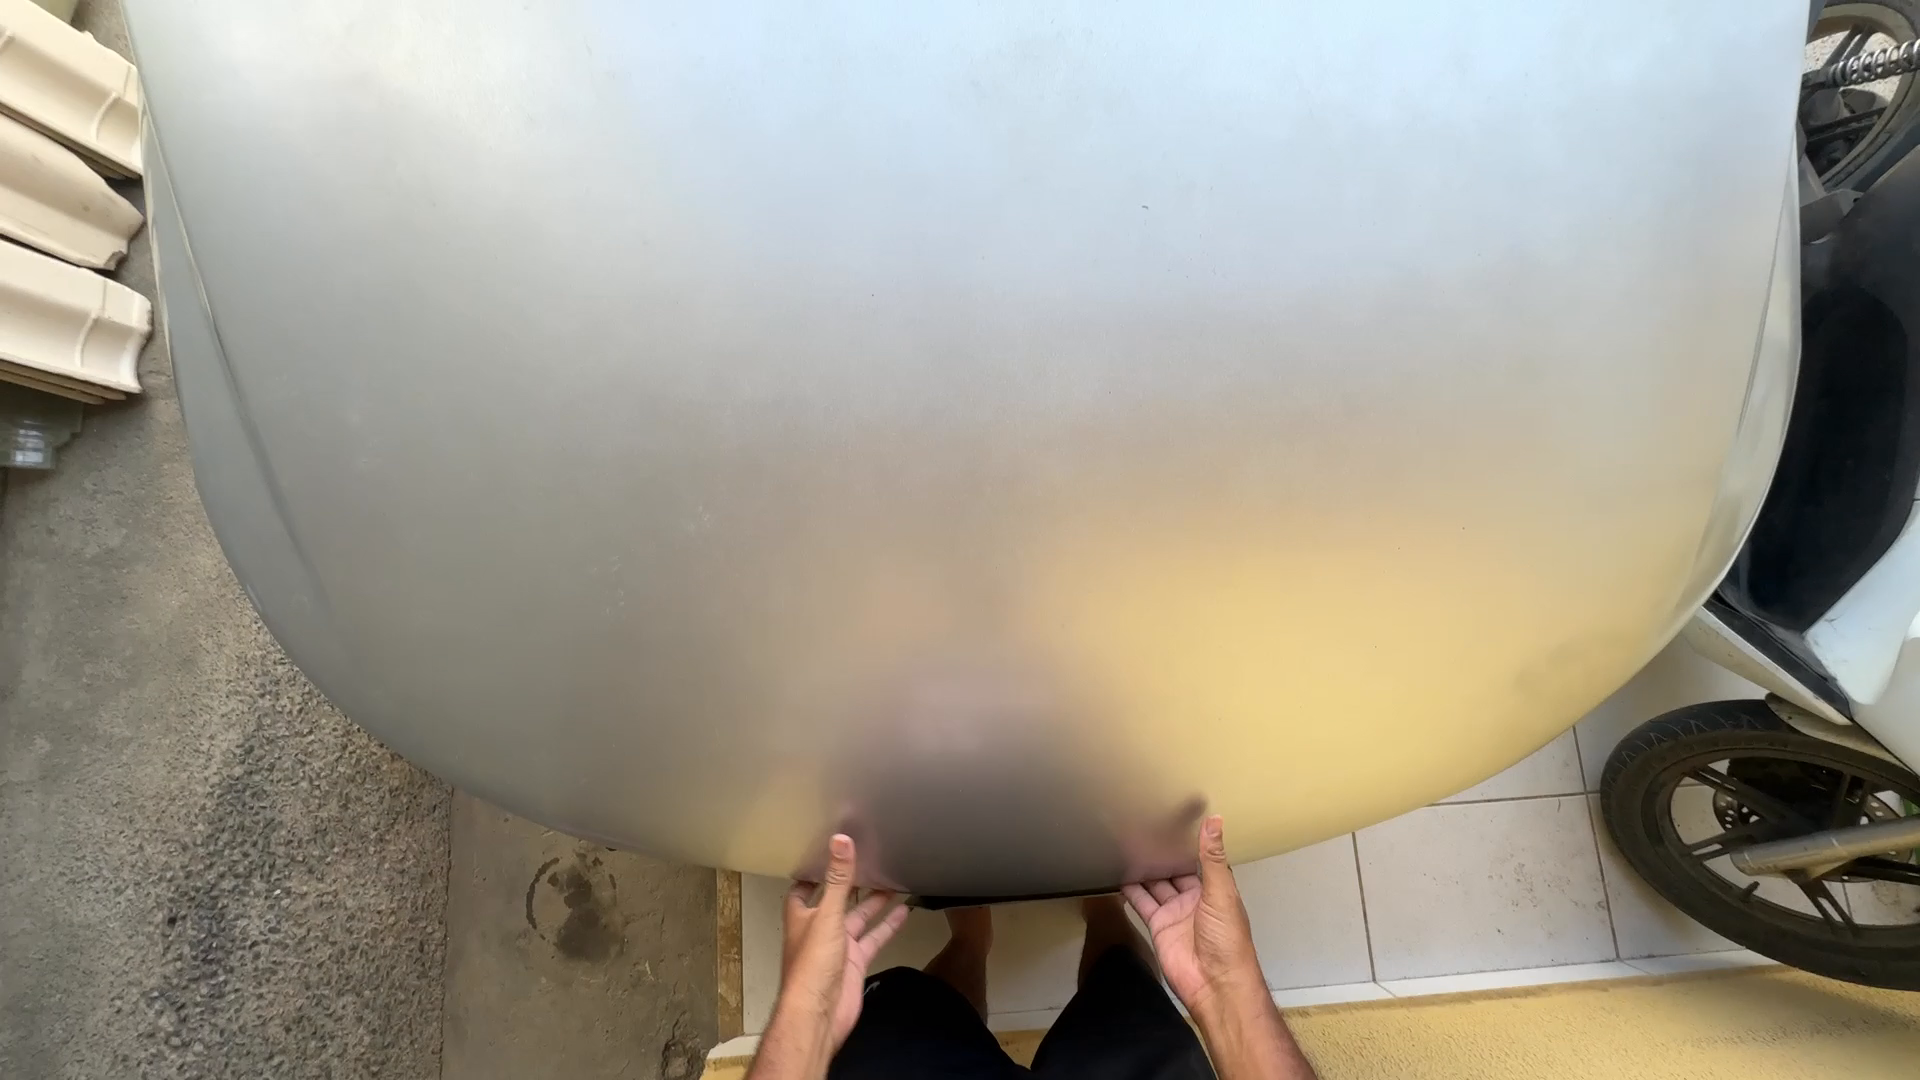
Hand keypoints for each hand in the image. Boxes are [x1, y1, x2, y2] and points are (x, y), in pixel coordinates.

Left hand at [774, 834, 908, 1050]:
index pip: (805, 888)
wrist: (819, 1016)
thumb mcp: (828, 914)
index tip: (830, 853)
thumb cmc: (812, 967)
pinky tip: (903, 913)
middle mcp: (819, 929)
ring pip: (859, 918)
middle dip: (853, 883)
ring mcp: (838, 947)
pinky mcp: (855, 963)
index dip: (816, 872)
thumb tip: (840, 840)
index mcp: (803, 916)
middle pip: (838, 900)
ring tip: (893, 881)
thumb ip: (838, 878)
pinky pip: (873, 939)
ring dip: (874, 902)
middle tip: (871, 862)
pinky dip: (888, 926)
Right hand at [1121, 815, 1263, 1017]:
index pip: (1199, 861)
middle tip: (1143, 830)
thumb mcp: (1221, 893)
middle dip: (1161, 855)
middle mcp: (1193, 900)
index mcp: (1214, 890)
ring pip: (1155, 885)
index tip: (1173, 821)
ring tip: (1127, 846)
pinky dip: (1130, 890)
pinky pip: (1142, 903)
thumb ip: (1212, 858)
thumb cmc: (1228, 942)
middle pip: (1174, 872)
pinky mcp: (1158, 927)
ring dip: (1144, 870)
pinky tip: (1119, 875)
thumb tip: (1215, 821)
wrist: (1215, 986)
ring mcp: (1174, 914)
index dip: (1187, 844)